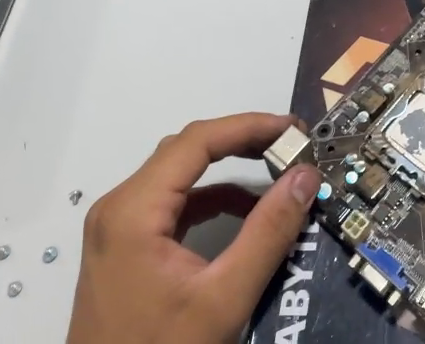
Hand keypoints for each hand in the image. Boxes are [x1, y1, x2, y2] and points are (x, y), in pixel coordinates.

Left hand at [67, 113, 320, 343]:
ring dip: (229, 168)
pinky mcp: (125, 247)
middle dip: (243, 141)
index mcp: (134, 210)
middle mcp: (119, 207)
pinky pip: (174, 203)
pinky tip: (246, 212)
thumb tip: (305, 177)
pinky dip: (213, 198)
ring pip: (181, 174)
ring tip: (277, 172)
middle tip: (291, 146)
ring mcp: (118, 227)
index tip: (294, 129)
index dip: (250, 126)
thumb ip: (267, 233)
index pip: (197, 141)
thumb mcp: (222, 299)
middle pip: (187, 150)